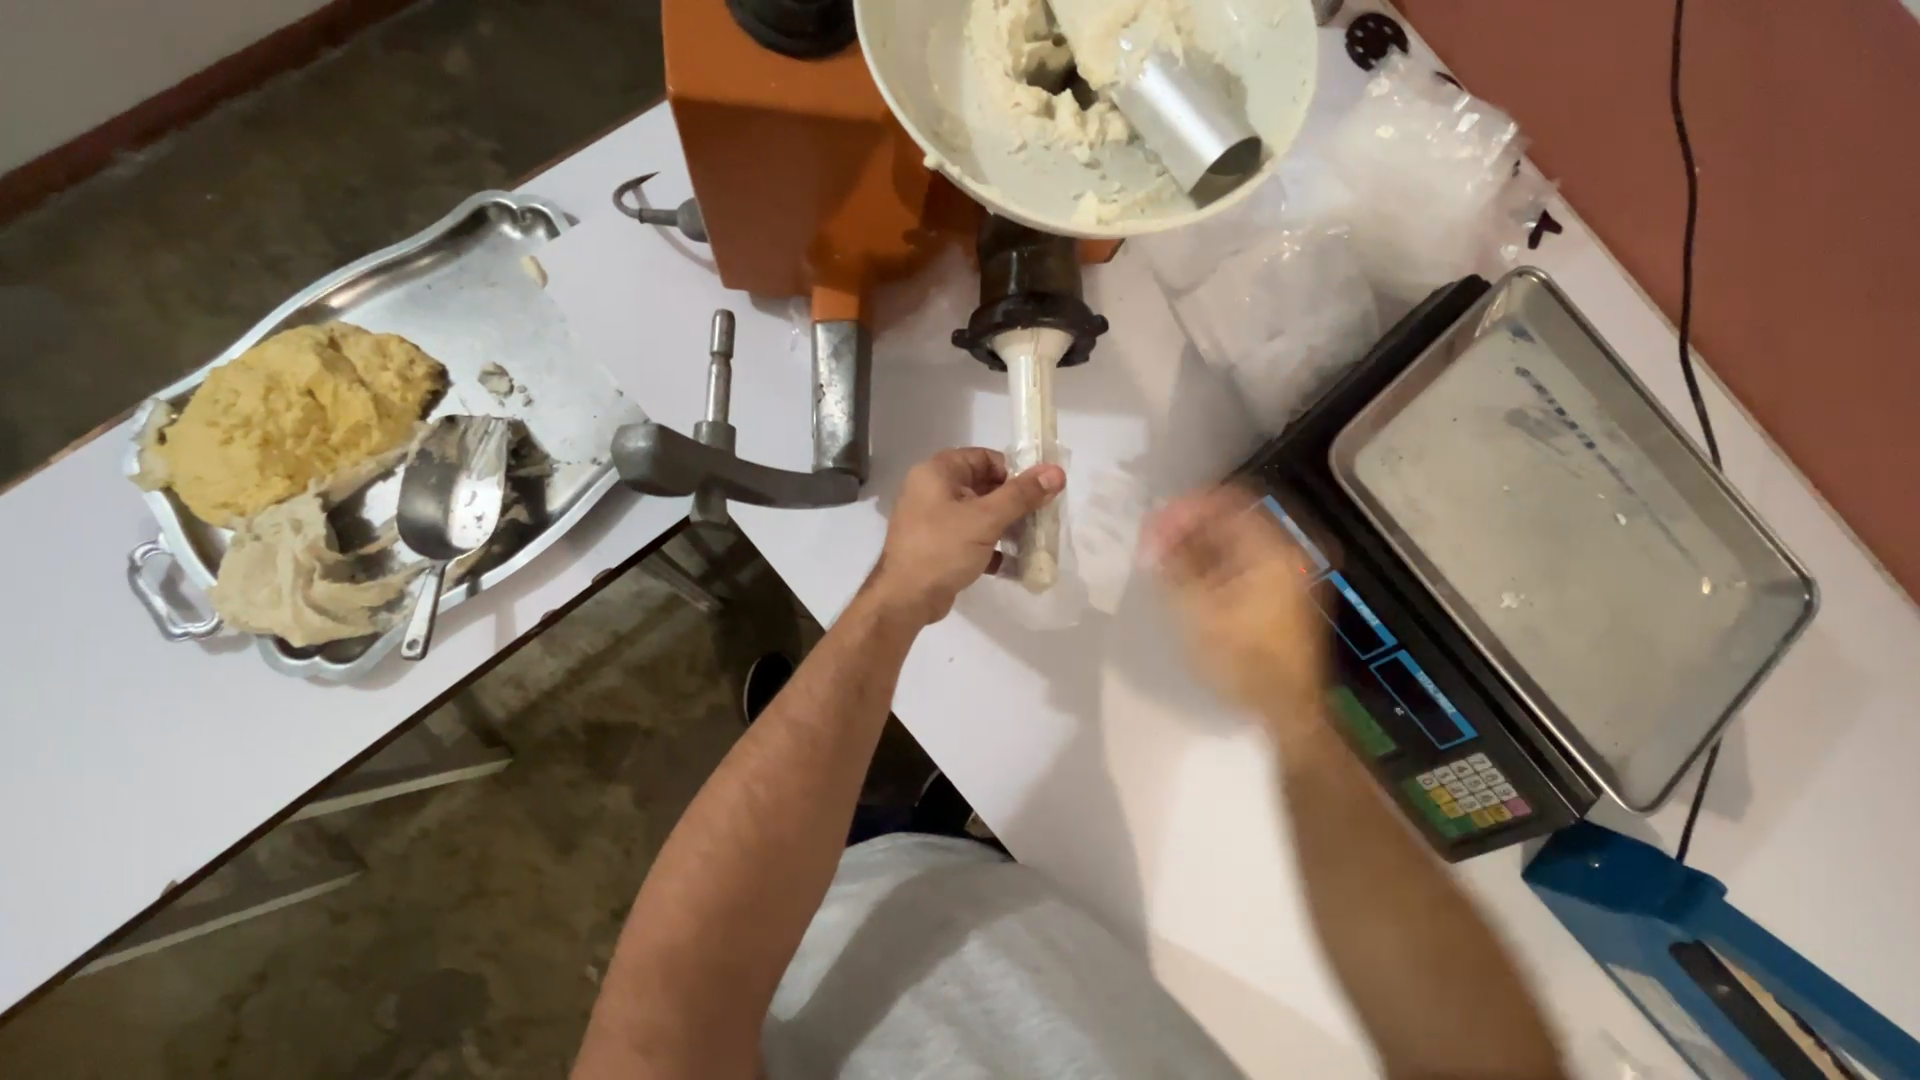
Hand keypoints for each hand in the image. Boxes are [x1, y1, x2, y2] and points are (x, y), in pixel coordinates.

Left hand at [865, 448, 1065, 626]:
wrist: (905, 599)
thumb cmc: (943, 549)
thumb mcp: (986, 519)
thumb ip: (1022, 495)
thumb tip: (1056, 472)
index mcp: (937, 472)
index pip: (983, 458)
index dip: (1012, 472)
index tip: (1034, 493)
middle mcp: (931, 490)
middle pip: (982, 486)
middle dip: (1012, 502)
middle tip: (1039, 518)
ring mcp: (932, 520)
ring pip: (978, 514)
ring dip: (1005, 526)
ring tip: (1031, 540)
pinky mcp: (936, 546)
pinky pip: (969, 538)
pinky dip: (990, 547)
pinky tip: (1013, 563)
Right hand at [1146, 487, 1329, 729]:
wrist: (1286, 713)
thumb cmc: (1242, 659)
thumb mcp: (1195, 610)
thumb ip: (1171, 567)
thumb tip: (1152, 541)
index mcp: (1271, 550)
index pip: (1225, 503)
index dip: (1184, 509)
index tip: (1151, 528)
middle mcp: (1283, 556)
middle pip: (1228, 523)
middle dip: (1185, 529)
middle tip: (1150, 547)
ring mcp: (1283, 579)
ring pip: (1231, 547)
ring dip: (1193, 550)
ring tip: (1159, 566)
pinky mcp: (1276, 602)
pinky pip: (1236, 569)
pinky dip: (1208, 570)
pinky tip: (1182, 586)